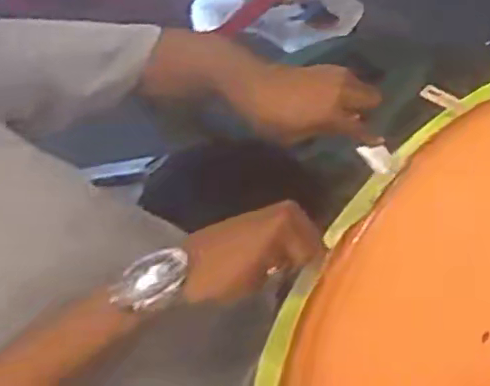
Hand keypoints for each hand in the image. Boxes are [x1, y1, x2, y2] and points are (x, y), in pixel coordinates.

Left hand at [181, 201, 322, 305]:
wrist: (176, 270)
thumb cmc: (218, 276)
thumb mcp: (255, 282)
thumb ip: (284, 272)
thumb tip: (295, 271)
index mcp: (289, 220)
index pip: (313, 245)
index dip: (311, 266)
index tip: (307, 281)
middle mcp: (285, 209)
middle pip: (305, 234)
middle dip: (301, 254)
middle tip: (295, 275)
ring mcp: (268, 210)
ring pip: (291, 232)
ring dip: (289, 249)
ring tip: (281, 270)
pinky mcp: (252, 217)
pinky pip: (276, 230)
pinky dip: (276, 244)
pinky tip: (267, 261)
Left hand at [231, 62, 382, 144]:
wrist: (259, 85)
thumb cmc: (271, 117)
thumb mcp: (293, 135)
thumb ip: (321, 130)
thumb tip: (340, 127)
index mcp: (332, 114)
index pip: (359, 127)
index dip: (369, 135)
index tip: (379, 140)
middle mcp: (344, 93)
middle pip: (374, 97)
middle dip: (371, 108)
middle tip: (360, 117)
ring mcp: (342, 77)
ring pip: (365, 86)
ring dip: (360, 96)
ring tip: (347, 104)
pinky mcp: (335, 68)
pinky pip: (352, 79)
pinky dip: (349, 88)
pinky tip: (334, 94)